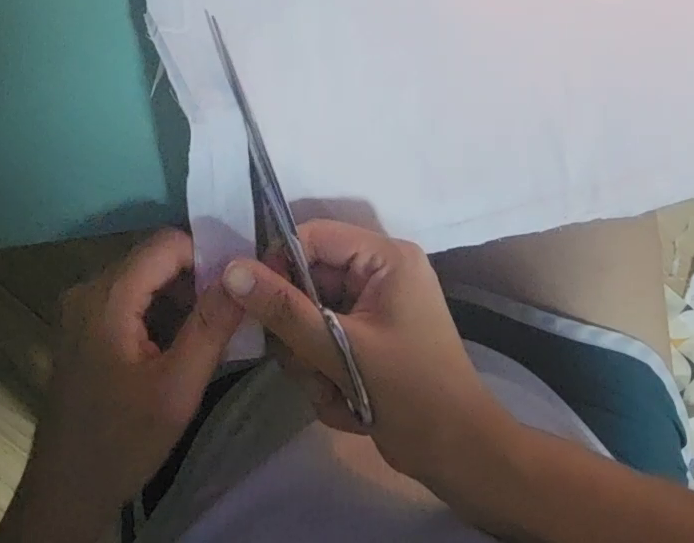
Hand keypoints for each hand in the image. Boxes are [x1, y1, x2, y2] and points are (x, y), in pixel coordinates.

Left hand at [0, 228, 243, 542]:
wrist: (66, 490)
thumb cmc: (122, 441)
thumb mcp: (178, 387)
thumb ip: (210, 326)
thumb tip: (242, 274)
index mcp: (107, 297)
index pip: (165, 244)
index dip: (206, 254)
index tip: (240, 282)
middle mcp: (88, 290)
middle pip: (152, 258)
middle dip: (195, 276)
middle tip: (233, 307)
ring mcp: (80, 308)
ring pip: (142, 277)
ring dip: (179, 295)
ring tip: (214, 327)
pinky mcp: (82, 327)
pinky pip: (127, 298)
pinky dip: (158, 309)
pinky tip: (181, 341)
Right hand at [221, 220, 508, 490]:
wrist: (462, 458)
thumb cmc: (413, 395)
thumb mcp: (342, 351)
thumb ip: (284, 309)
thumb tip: (231, 270)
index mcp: (386, 257)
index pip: (312, 236)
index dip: (278, 265)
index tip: (256, 305)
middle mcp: (380, 271)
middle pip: (307, 279)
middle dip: (299, 330)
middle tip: (308, 366)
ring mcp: (374, 305)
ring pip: (309, 315)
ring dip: (310, 359)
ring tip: (333, 391)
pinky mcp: (369, 336)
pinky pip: (324, 339)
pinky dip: (325, 372)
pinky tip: (345, 403)